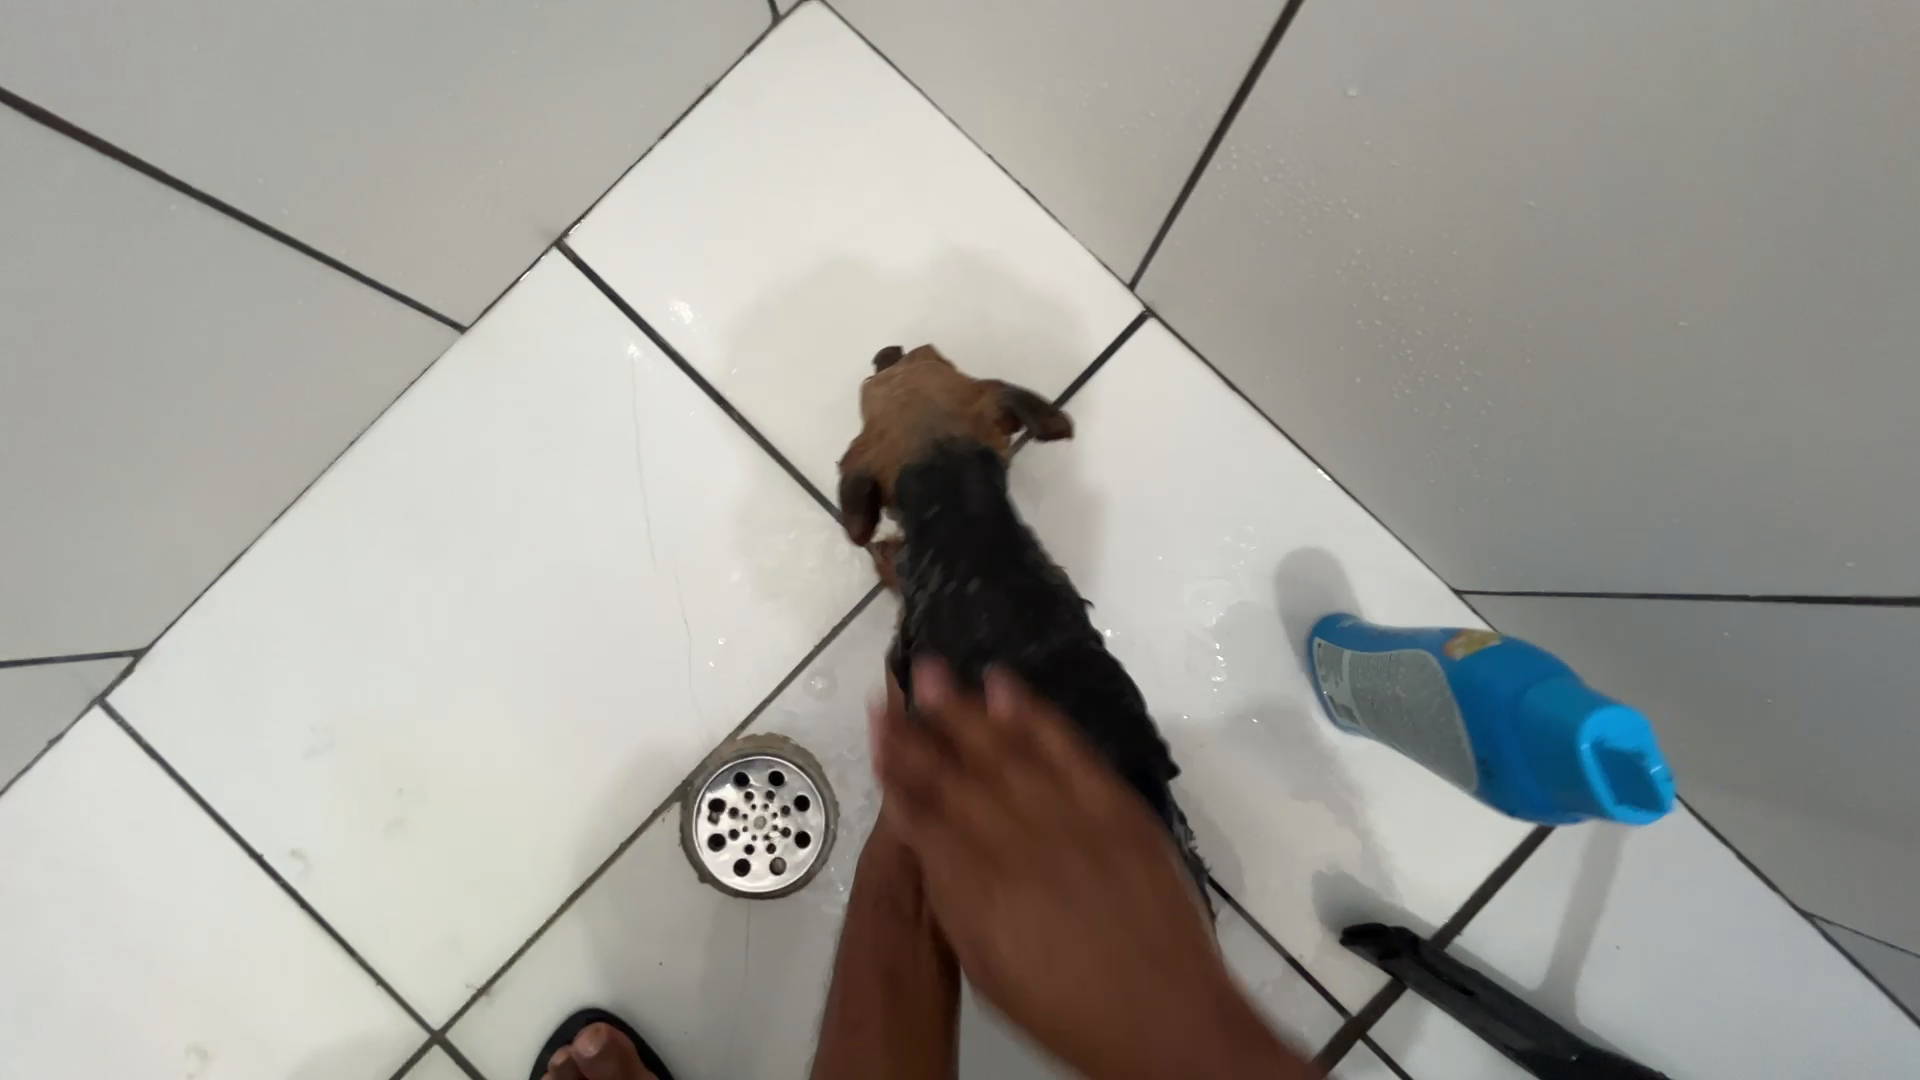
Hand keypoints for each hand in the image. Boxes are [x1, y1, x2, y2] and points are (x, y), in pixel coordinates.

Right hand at [872, 659, 1313, 1079]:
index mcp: (978, 890)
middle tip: (892, 687)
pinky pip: (1066, 749)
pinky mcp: (1112, 804)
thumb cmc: (1065, 1004)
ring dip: (963, 708)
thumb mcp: (988, 965)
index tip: (877, 730)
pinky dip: (1032, 713)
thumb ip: (951, 895)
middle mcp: (1014, 844)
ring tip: (933, 671)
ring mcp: (1067, 817)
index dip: (894, 768)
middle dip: (917, 729)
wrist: (1166, 1016)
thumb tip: (923, 837)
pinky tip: (1005, 685)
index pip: (922, 815)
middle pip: (954, 775)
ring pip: (1002, 751)